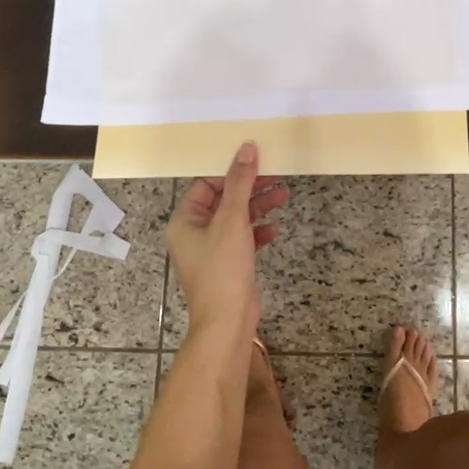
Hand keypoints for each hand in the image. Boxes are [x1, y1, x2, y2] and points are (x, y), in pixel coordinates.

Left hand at [165, 142, 288, 336]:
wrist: (228, 321)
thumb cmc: (222, 267)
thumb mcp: (232, 219)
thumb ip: (240, 182)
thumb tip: (247, 148)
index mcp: (184, 221)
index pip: (206, 185)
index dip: (230, 173)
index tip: (256, 162)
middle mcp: (194, 233)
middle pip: (223, 199)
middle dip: (250, 188)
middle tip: (275, 176)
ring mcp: (211, 250)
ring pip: (236, 218)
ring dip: (258, 206)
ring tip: (284, 195)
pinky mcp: (228, 264)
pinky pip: (243, 238)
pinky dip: (257, 231)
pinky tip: (274, 229)